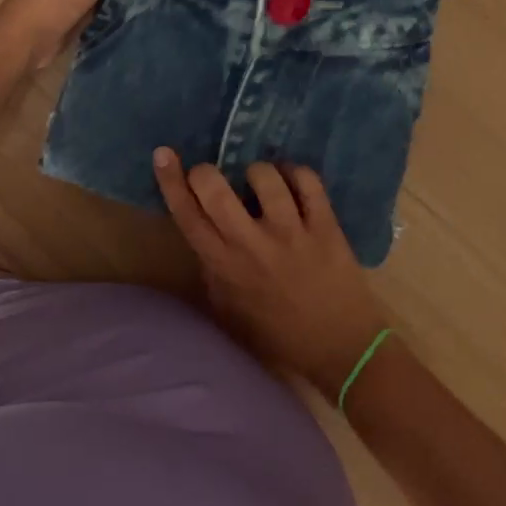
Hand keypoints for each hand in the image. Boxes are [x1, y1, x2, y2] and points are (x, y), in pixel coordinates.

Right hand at [154, 152, 389, 396]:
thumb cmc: (278, 335)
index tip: (163, 154)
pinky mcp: (326, 228)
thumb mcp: (227, 309)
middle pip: (215, 187)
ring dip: (255, 172)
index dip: (170, 179)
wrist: (342, 351)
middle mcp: (251, 244)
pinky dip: (295, 173)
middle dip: (205, 170)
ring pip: (263, 177)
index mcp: (222, 265)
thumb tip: (204, 231)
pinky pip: (308, 182)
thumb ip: (211, 269)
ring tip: (260, 182)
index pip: (186, 213)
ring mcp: (291, 233)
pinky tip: (292, 180)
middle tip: (211, 175)